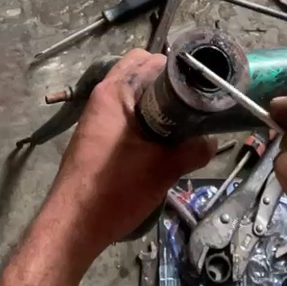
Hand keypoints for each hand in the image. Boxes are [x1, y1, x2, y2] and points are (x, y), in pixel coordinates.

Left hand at [42, 50, 215, 257]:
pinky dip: (144, 121)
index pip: (150, 60)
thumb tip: (212, 141)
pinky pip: (126, 116)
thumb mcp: (164, 169)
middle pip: (141, 75)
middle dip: (168, 86)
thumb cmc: (115, 189)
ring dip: (157, 105)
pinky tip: (161, 144)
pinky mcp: (97, 136)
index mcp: (114, 91)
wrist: (74, 225)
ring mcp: (97, 116)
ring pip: (134, 97)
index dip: (178, 70)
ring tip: (182, 126)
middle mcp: (103, 96)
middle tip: (192, 106)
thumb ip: (194, 150)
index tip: (200, 86)